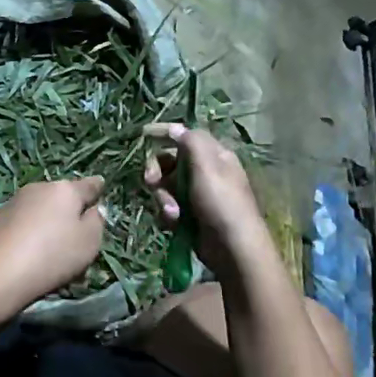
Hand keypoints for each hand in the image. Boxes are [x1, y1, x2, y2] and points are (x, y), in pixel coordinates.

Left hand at [0, 177, 105, 301]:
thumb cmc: (52, 255)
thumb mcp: (89, 241)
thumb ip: (96, 222)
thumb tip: (91, 210)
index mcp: (64, 189)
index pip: (88, 185)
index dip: (97, 188)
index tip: (101, 187)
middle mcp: (38, 188)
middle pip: (61, 198)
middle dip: (70, 213)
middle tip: (78, 240)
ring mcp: (14, 203)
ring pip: (41, 212)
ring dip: (49, 227)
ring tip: (54, 255)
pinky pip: (24, 225)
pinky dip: (31, 236)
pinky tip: (31, 258)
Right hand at [143, 123, 269, 271]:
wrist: (232, 248)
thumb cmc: (222, 203)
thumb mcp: (208, 166)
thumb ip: (191, 142)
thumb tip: (175, 128)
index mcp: (213, 155)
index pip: (185, 136)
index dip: (164, 133)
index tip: (143, 134)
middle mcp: (204, 172)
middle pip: (169, 161)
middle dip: (158, 172)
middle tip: (152, 182)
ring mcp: (196, 195)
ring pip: (165, 186)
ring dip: (163, 198)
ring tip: (173, 213)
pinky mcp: (189, 215)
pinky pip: (167, 206)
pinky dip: (167, 214)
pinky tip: (175, 223)